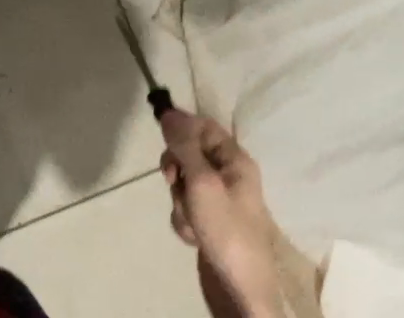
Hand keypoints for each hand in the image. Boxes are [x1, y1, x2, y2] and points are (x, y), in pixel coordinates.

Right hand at [159, 110, 318, 317]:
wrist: (240, 292)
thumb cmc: (227, 231)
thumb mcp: (202, 182)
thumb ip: (184, 146)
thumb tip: (169, 112)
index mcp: (236, 160)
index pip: (203, 127)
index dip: (181, 128)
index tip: (162, 139)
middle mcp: (228, 176)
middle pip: (189, 154)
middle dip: (177, 170)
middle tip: (175, 182)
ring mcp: (218, 202)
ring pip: (183, 183)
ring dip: (179, 200)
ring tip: (191, 220)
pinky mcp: (209, 223)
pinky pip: (185, 208)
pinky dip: (184, 220)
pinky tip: (193, 237)